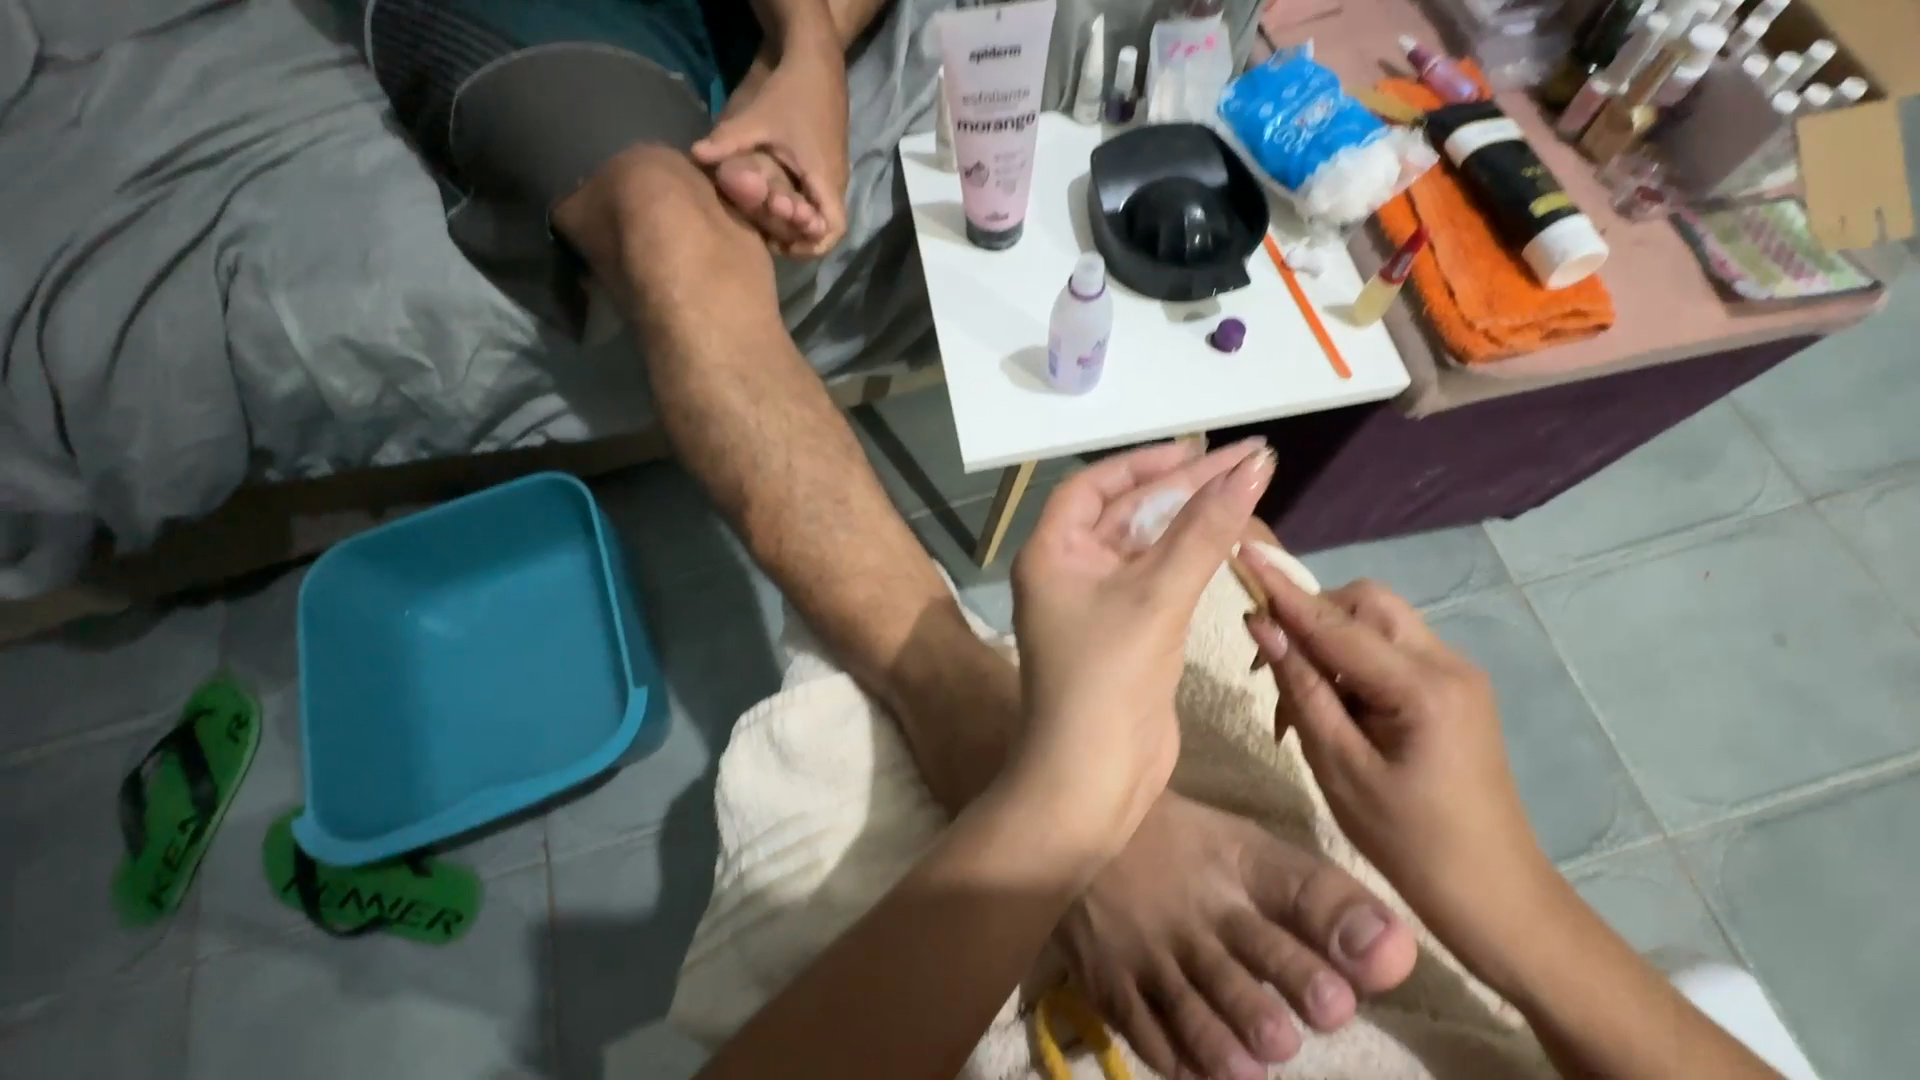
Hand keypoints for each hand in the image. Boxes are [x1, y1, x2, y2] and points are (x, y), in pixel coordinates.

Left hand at [692, 42, 849, 257]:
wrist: (816, 62)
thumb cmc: (791, 92)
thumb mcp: (757, 117)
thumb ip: (727, 140)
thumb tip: (695, 155)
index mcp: (825, 178)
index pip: (833, 230)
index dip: (813, 246)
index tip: (787, 244)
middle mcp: (835, 183)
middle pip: (825, 230)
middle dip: (799, 237)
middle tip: (770, 237)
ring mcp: (834, 176)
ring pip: (822, 216)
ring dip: (798, 224)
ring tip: (768, 221)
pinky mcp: (827, 168)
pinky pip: (818, 201)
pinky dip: (800, 208)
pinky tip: (774, 203)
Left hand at [1006, 438, 1275, 851]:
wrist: (1093, 778)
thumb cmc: (1108, 678)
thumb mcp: (1156, 596)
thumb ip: (1205, 530)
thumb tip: (1253, 468)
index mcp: (1052, 552)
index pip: (1094, 486)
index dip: (1144, 463)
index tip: (1198, 448)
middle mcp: (1069, 571)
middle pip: (1128, 513)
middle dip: (1183, 487)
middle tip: (1247, 461)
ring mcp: (1099, 605)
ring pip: (1149, 547)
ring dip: (1193, 521)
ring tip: (1247, 489)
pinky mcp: (1128, 633)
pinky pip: (1160, 580)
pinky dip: (1192, 559)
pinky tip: (1228, 541)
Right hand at [1238, 553, 1558, 951]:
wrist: (1493, 894)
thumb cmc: (1407, 840)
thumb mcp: (1339, 765)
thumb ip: (1302, 688)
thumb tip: (1263, 625)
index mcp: (1423, 686)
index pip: (1336, 621)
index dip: (1284, 589)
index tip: (1242, 550)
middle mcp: (1447, 663)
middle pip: (1366, 603)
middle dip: (1313, 615)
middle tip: (1272, 662)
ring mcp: (1455, 674)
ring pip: (1377, 623)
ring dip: (1328, 642)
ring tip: (1297, 699)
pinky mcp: (1452, 690)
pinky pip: (1389, 651)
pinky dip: (1350, 664)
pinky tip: (1330, 708)